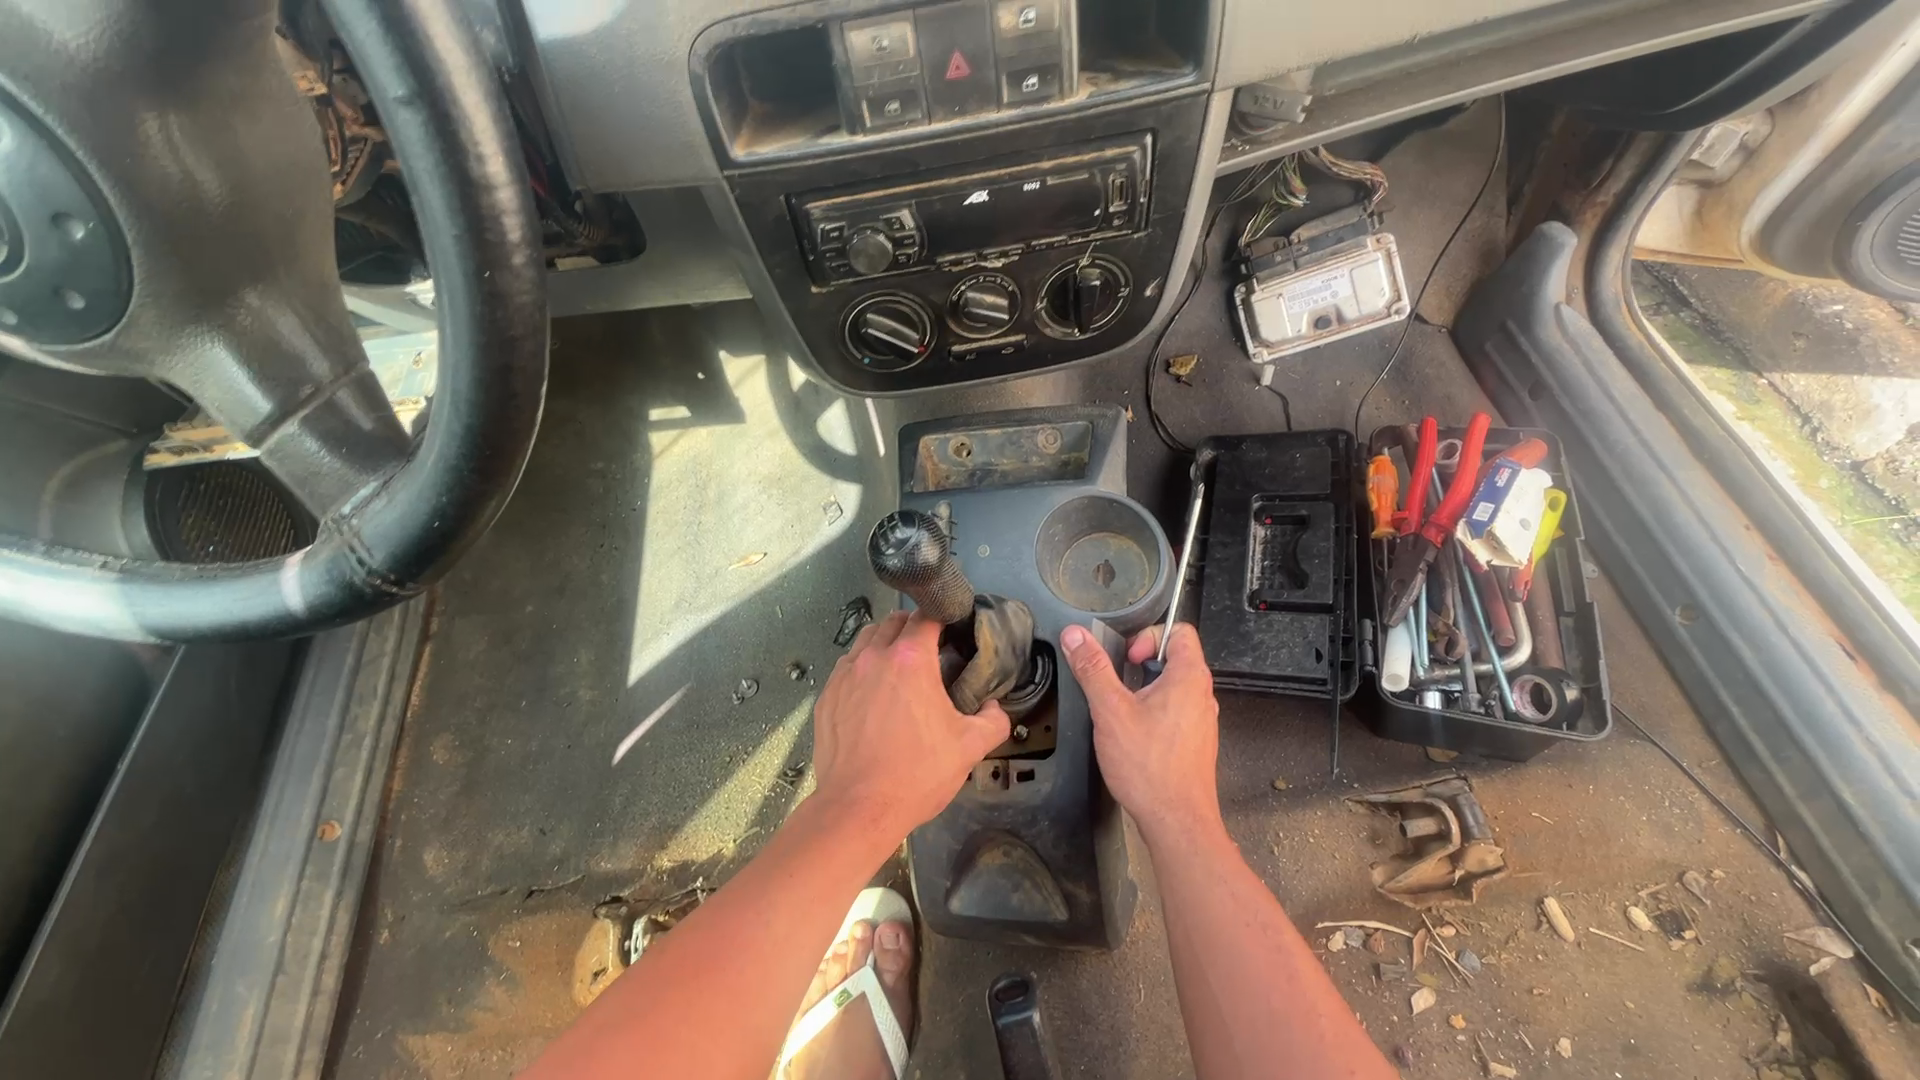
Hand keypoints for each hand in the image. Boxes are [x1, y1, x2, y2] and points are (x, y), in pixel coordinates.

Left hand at [811, 611, 1010, 840]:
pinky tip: (872, 694)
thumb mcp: (969, 748)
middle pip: (893, 622)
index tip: (951, 630)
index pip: (926, 617)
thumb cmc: (916, 774)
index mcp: (910, 660)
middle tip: (928, 649)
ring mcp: (844, 676)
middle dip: (912, 628)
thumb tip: (996, 708)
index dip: (942, 618)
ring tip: (898, 668)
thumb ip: (993, 721)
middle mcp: (873, 657)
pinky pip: (846, 668)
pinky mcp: (826, 697)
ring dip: (884, 644)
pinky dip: (861, 669)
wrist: (857, 808)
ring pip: (865, 640)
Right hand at [1059, 623, 1222, 844]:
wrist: (1176, 822)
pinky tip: (1133, 737)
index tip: (1126, 658)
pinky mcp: (1194, 743)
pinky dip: (1153, 714)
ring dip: (1145, 690)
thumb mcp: (1110, 710)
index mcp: (1190, 677)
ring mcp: (1201, 721)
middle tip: (1116, 685)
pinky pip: (1174, 713)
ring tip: (1121, 712)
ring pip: (1172, 688)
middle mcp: (1202, 696)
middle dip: (1140, 665)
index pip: (1179, 631)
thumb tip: (1075, 635)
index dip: (1148, 636)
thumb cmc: (1149, 767)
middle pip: (1174, 658)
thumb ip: (1093, 669)